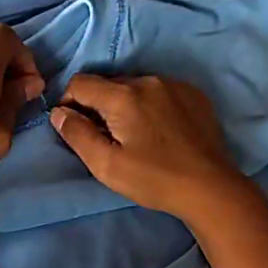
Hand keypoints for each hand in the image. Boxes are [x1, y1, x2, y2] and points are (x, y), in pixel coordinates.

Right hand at [50, 74, 249, 221]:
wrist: (210, 187)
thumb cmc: (154, 180)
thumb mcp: (106, 165)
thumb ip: (77, 135)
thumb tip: (58, 113)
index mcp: (124, 96)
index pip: (80, 83)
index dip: (68, 104)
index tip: (75, 128)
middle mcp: (148, 80)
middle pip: (107, 84)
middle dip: (97, 106)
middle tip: (104, 139)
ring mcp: (174, 84)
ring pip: (133, 86)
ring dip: (123, 105)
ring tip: (132, 136)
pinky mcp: (193, 94)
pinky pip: (158, 91)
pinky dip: (148, 106)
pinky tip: (156, 133)